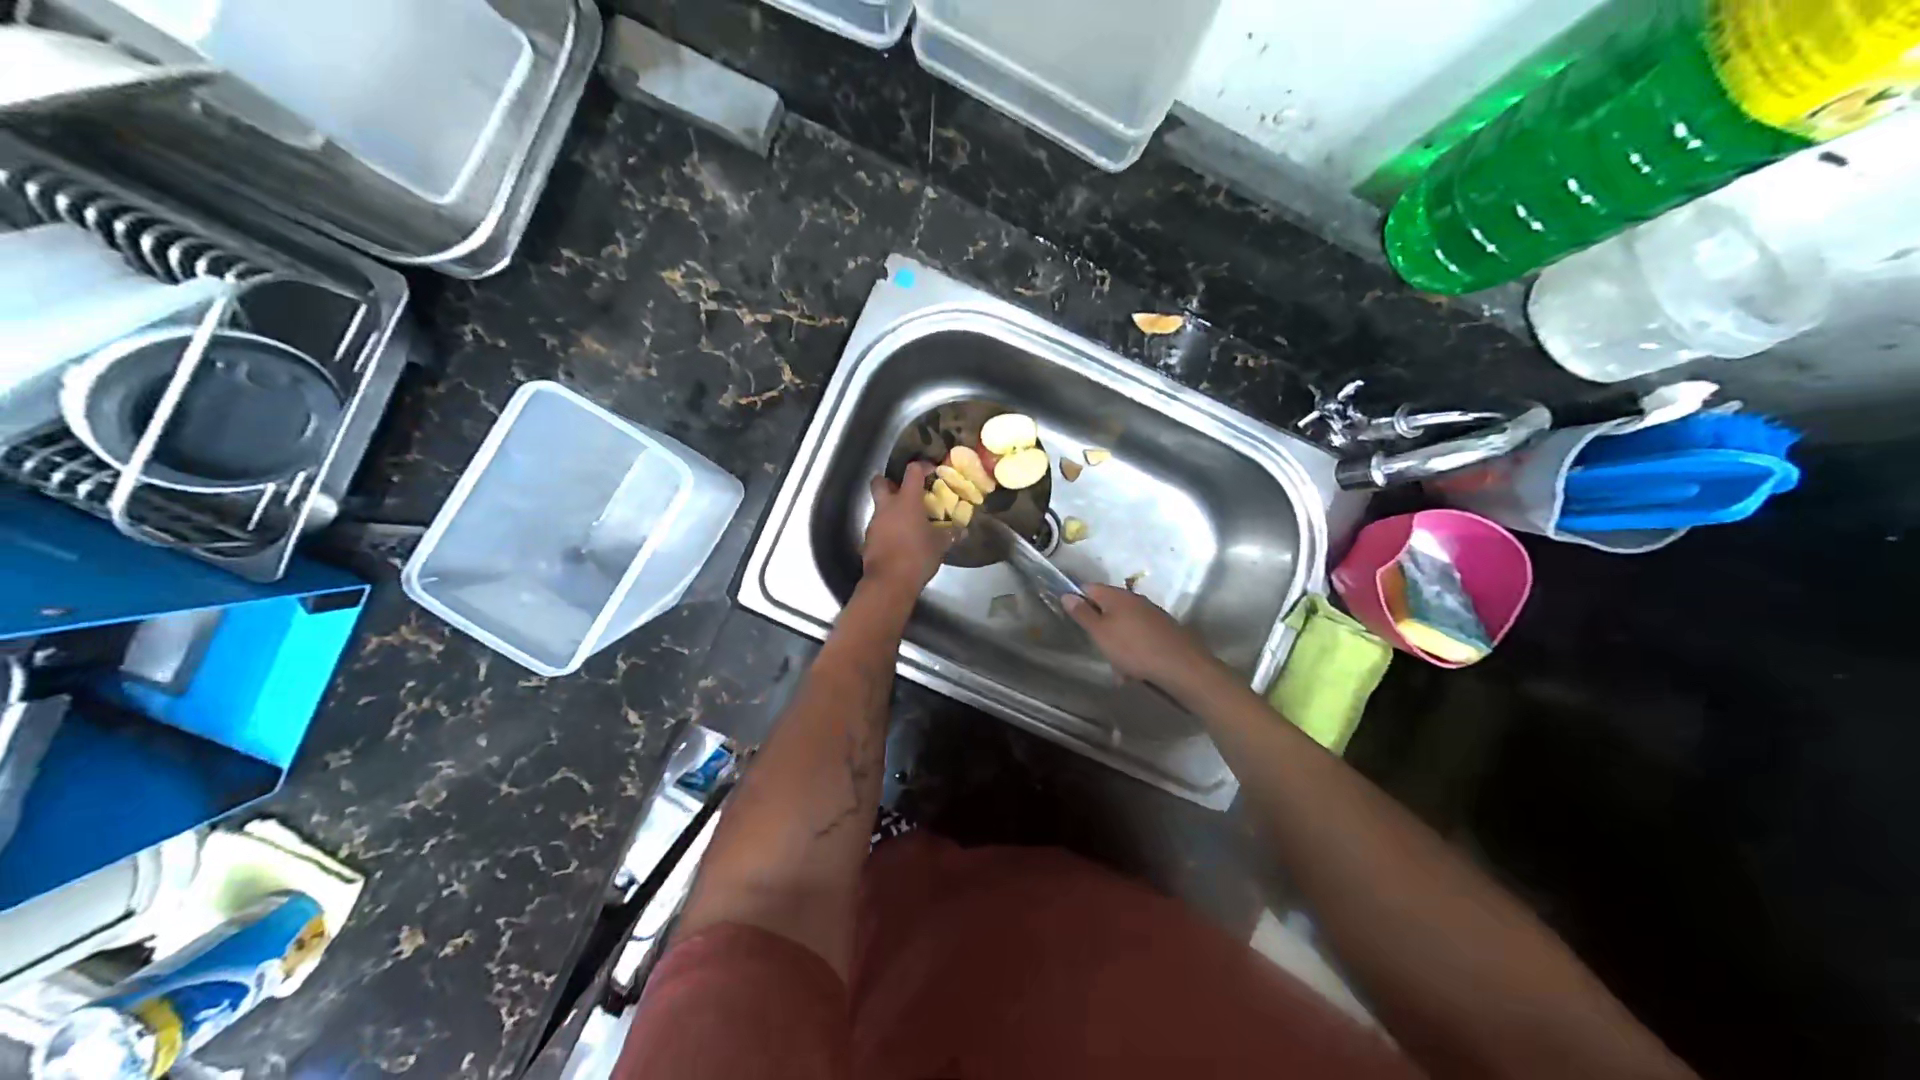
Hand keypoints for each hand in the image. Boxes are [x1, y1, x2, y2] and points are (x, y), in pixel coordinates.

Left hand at [862, 461, 955, 592]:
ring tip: (907, 521)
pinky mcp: (868, 539)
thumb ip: (950, 534)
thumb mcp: (940, 545)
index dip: (922, 467)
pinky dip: (887, 528)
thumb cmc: (917, 556)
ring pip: (879, 506)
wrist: (889, 582)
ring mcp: (875, 523)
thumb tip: (961, 530)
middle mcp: (887, 506)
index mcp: (906, 501)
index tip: (931, 471)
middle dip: (889, 482)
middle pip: (880, 482)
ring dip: (890, 509)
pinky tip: (899, 540)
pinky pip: (878, 526)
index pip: (912, 471)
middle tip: (902, 490)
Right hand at [1064, 584, 1225, 692]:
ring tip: (1119, 668)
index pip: (1089, 588)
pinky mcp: (1164, 630)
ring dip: (1117, 644)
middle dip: (1100, 628)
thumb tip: (1067, 594)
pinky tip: (1135, 671)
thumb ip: (1082, 613)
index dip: (1078, 600)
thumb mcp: (1100, 632)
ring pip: (1124, 626)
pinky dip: (1133, 651)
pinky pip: (1139, 637)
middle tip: (1097, 648)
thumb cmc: (1133, 648)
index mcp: (1117, 596)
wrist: (1181, 666)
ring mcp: (1152, 614)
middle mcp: (1135, 600)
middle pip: (1108, 608)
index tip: (1074, 619)